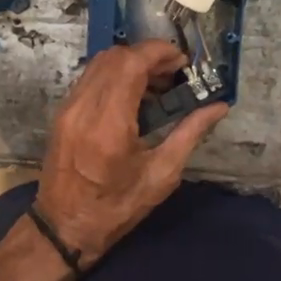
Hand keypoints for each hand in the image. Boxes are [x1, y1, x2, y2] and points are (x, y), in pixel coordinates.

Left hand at [33, 41, 228, 258]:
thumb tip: (219, 107)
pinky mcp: (62, 114)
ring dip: (129, 64)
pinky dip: (112, 76)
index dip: (158, 52)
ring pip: (98, 64)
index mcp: (108, 124)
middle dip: (147, 56)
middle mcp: (83, 108)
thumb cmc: (116, 208)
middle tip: (173, 75)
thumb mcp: (160, 175)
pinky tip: (132, 98)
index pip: (130, 63)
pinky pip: (89, 79)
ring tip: (157, 85)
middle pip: (114, 57)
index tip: (182, 62)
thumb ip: (189, 134)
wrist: (64, 227)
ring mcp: (68, 109)